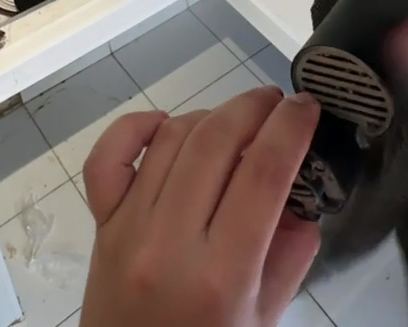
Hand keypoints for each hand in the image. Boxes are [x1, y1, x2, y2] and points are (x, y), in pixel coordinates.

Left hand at [81, 87, 322, 326]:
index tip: (307, 105)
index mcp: (220, 276)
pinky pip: (109, 157)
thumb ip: (291, 254)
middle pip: (216, 141)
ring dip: (211, 114)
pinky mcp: (100, 224)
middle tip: (277, 103)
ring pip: (172, 137)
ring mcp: (128, 229)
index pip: (263, 174)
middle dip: (254, 107)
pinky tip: (166, 124)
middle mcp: (169, 243)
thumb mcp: (265, 318)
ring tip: (236, 121)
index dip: (290, 127)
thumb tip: (301, 191)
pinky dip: (136, 127)